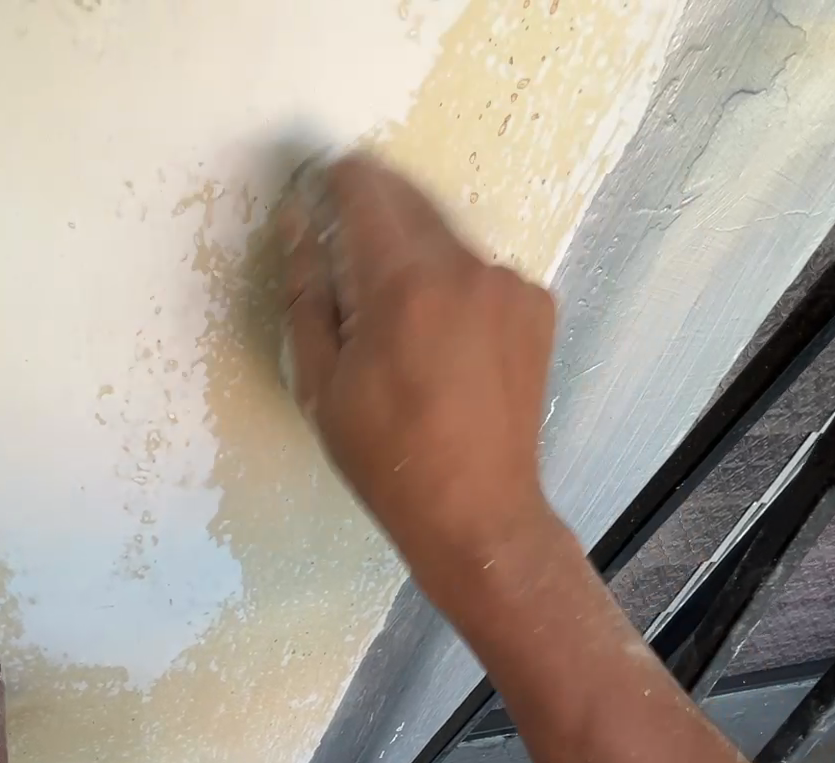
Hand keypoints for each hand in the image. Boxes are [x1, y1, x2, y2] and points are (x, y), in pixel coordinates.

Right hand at [280, 154, 559, 606]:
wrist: (475, 510)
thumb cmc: (385, 458)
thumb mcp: (321, 385)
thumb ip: (306, 293)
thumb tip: (297, 224)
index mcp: (403, 285)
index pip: (364, 189)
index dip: (335, 181)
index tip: (319, 191)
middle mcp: (465, 267)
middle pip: (409, 201)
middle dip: (372, 215)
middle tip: (349, 265)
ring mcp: (509, 284)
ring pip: (446, 238)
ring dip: (414, 255)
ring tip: (400, 322)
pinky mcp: (536, 305)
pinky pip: (480, 272)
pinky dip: (453, 286)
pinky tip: (444, 341)